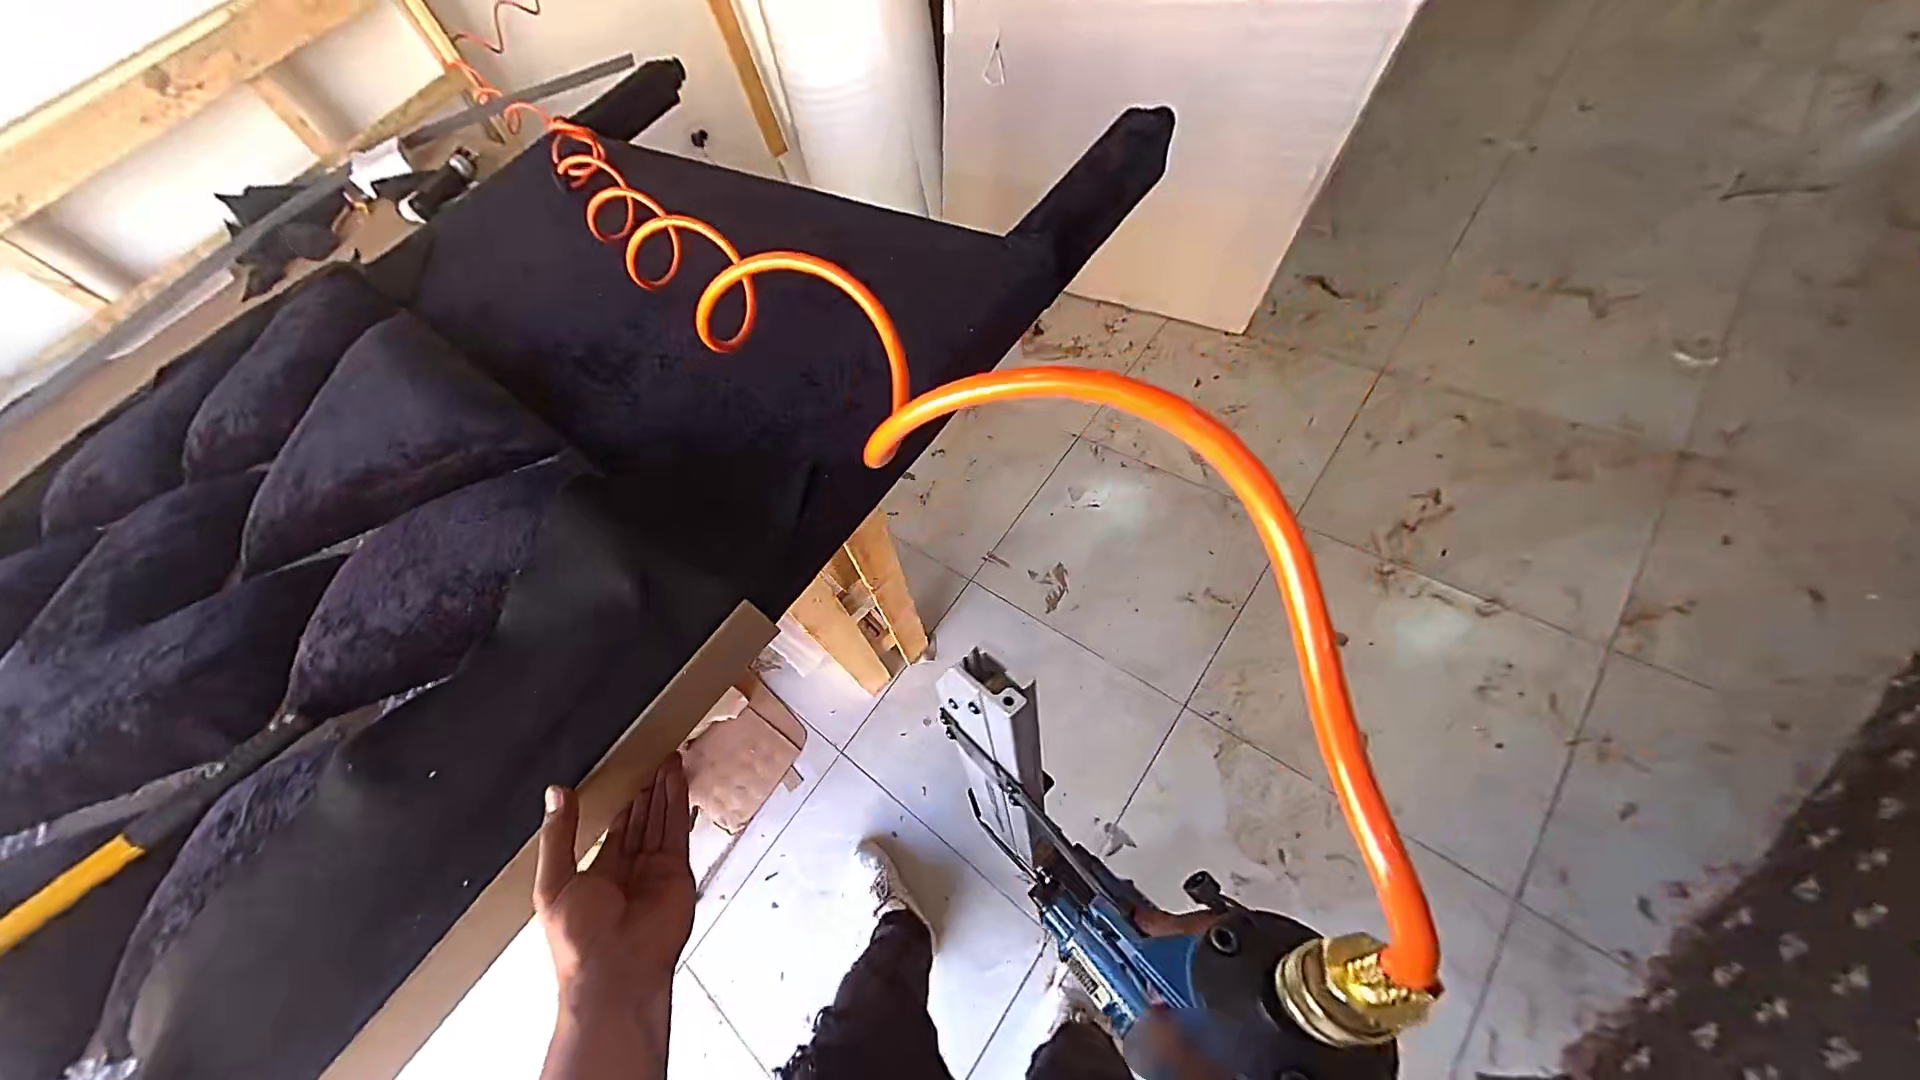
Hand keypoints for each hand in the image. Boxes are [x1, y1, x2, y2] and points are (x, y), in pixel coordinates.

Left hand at [535, 753, 695, 1004]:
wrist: (615, 972)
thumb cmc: (578, 941)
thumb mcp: (553, 883)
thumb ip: (558, 836)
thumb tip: (554, 794)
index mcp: (597, 875)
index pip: (615, 831)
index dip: (623, 803)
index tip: (629, 777)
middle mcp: (629, 869)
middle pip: (643, 820)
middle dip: (648, 791)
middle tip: (654, 761)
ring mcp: (655, 868)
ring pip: (661, 818)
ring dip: (665, 789)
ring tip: (669, 760)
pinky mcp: (676, 869)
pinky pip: (677, 828)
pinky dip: (678, 801)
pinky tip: (677, 779)